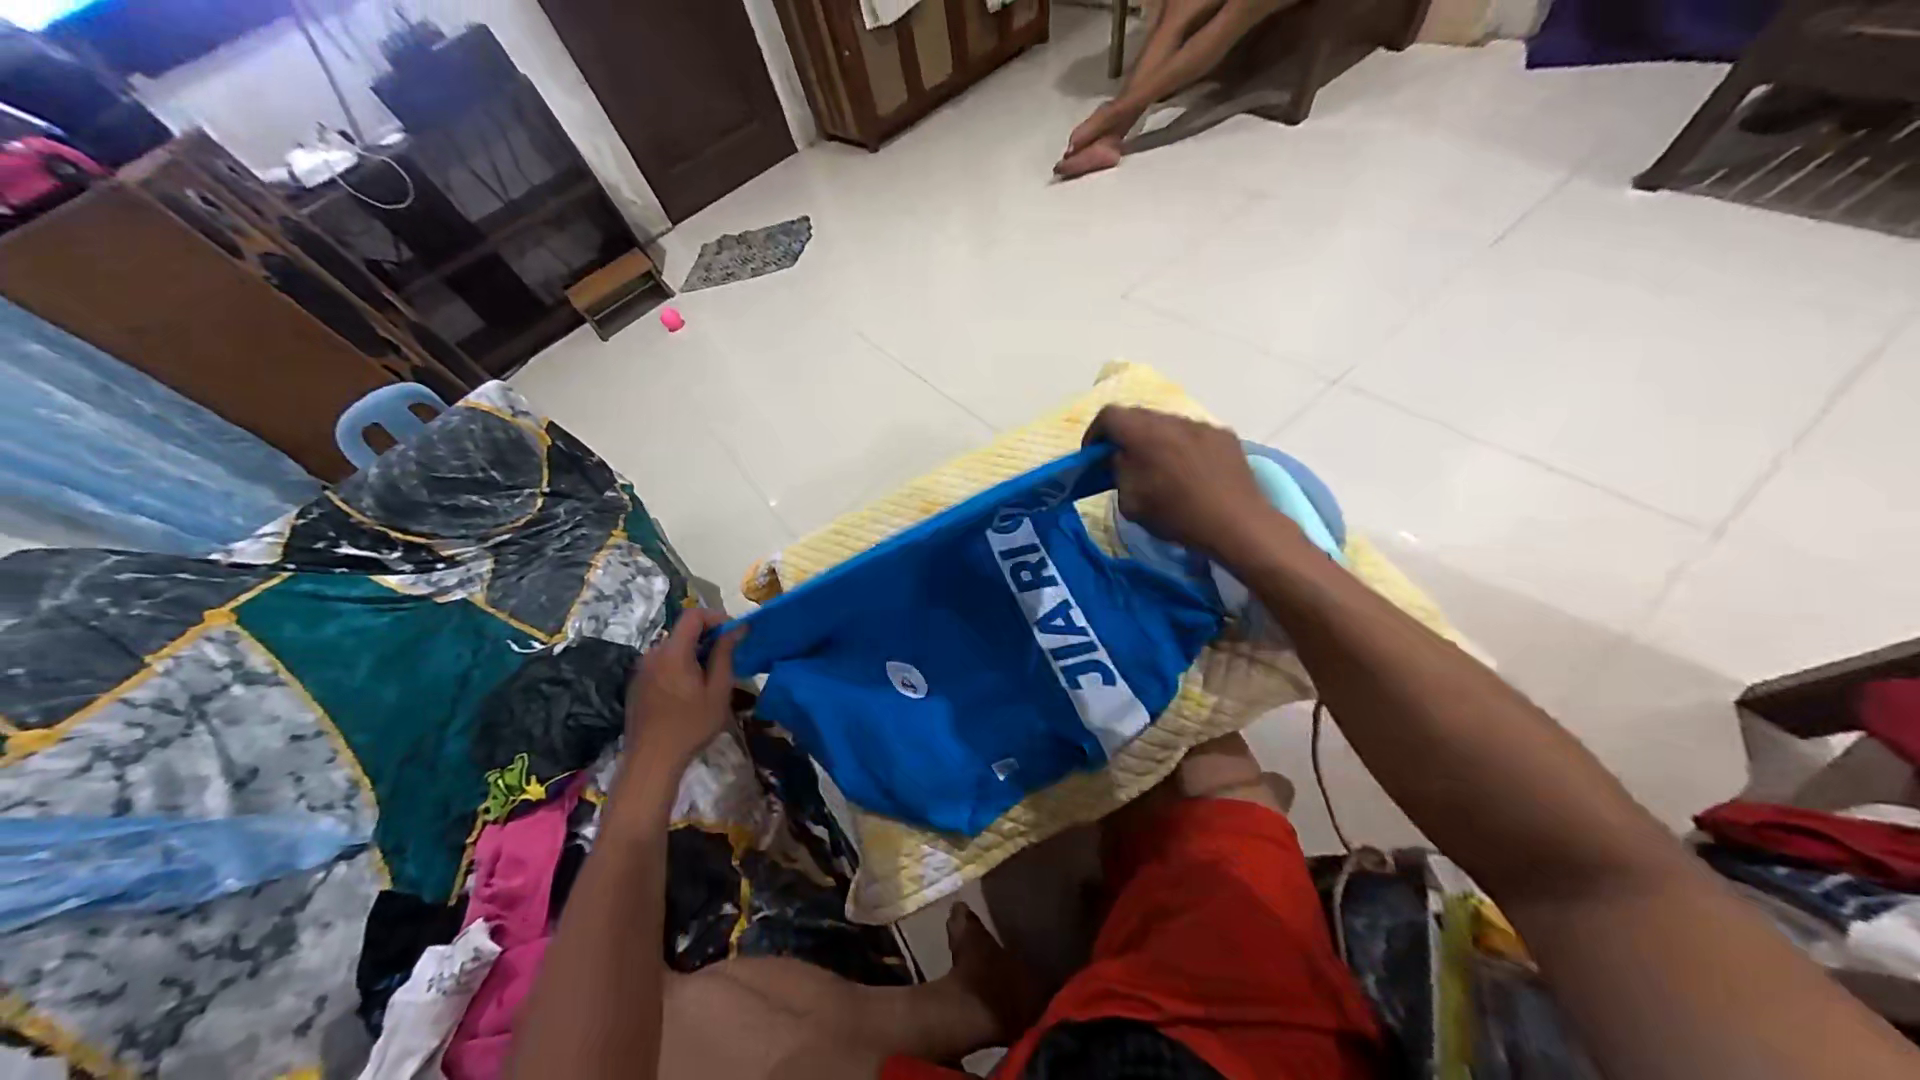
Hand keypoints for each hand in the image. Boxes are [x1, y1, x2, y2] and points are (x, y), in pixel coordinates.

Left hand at [623, 609, 742, 771]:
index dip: (716, 616)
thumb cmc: (690, 726)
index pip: (693, 615)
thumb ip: (725, 654)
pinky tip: (688, 691)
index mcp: (673, 652)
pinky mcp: (637, 684)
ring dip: (693, 653)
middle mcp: (653, 654)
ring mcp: (642, 669)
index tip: (733, 632)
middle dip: (707, 637)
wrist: (651, 760)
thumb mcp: (718, 690)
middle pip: (682, 631)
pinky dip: (679, 666)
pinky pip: (662, 663)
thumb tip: (736, 628)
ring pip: (672, 648)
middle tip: (727, 657)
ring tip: (710, 677)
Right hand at [1084, 405, 1295, 564]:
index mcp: (1144, 433)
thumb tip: (1120, 458)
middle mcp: (1172, 420)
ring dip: (1155, 439)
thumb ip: (1119, 472)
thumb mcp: (1130, 502)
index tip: (1094, 456)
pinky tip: (1189, 471)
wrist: (1237, 524)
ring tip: (1158, 466)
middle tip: (1123, 460)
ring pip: (1167, 423)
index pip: (1109, 415)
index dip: (1095, 434)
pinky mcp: (1224, 436)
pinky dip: (1182, 446)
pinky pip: (1193, 434)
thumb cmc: (1176, 516)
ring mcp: (1202, 425)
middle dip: (1125, 435)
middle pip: (1138, 416)